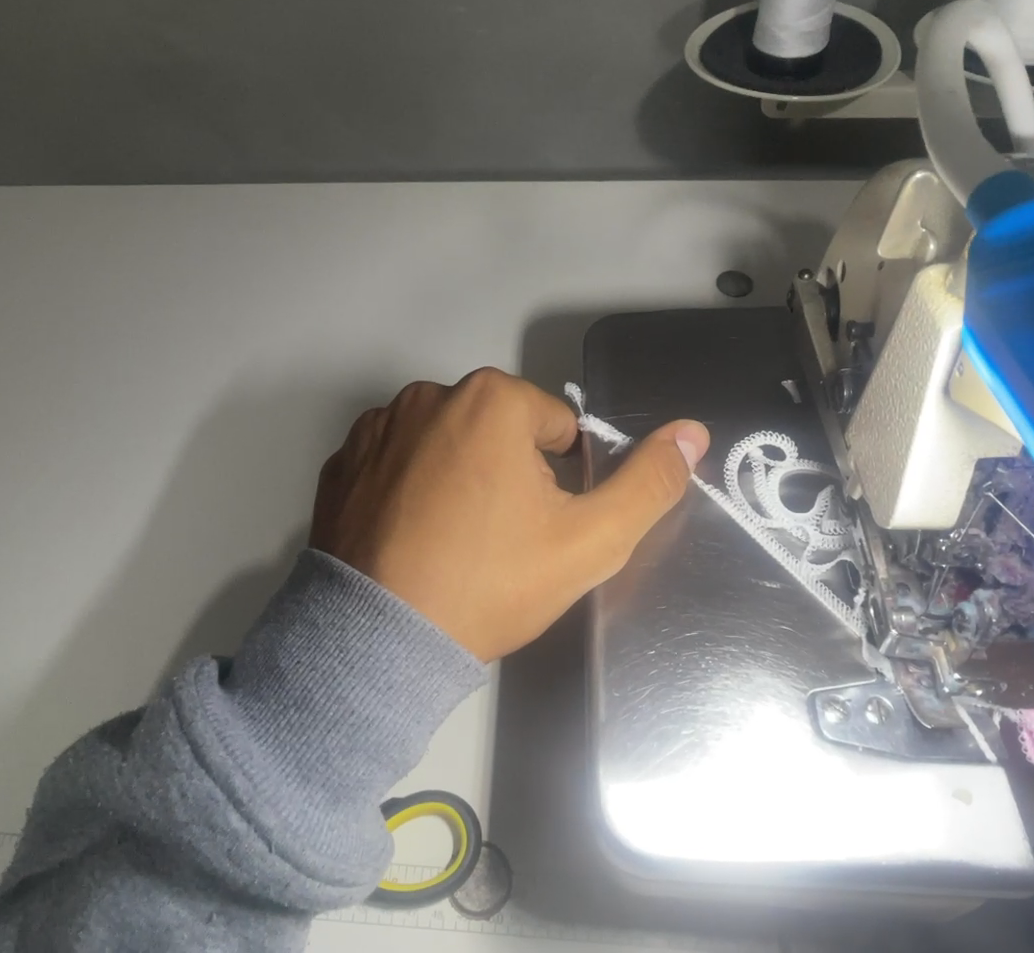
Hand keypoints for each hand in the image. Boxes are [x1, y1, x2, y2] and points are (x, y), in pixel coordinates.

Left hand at [309, 368, 707, 661]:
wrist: (380, 640)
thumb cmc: (490, 584)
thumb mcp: (590, 542)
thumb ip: (649, 483)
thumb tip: (692, 433)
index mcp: (492, 399)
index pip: (556, 428)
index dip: (559, 480)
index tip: (535, 527)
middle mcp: (428, 394)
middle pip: (499, 430)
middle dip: (509, 472)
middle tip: (497, 539)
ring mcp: (377, 426)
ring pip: (448, 442)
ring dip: (459, 475)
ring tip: (451, 541)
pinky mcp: (341, 460)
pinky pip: (398, 461)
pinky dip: (410, 487)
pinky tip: (410, 536)